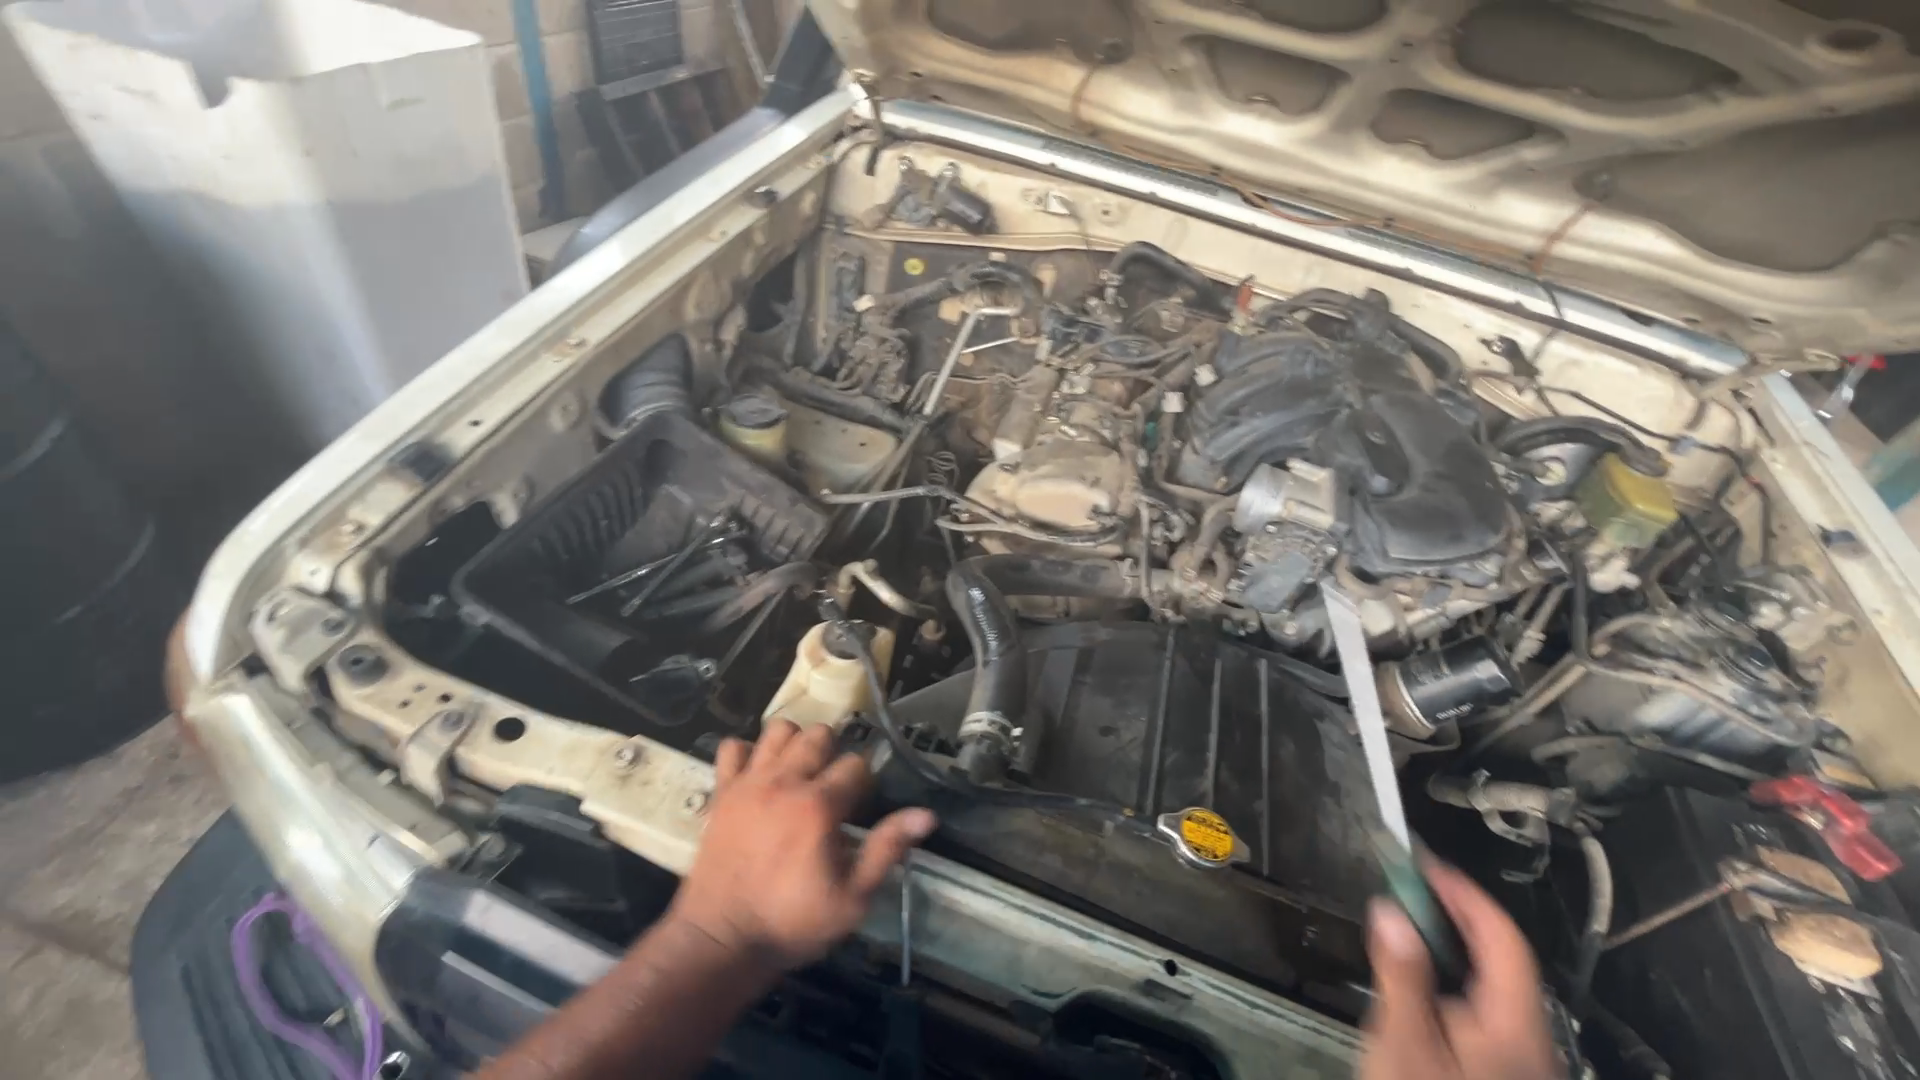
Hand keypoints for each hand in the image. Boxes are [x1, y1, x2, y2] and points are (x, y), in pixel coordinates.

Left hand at [666, 720, 936, 971]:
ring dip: (794, 744)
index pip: (856, 765)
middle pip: (818, 735)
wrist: (720, 941)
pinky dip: (748, 753)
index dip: (864, 783)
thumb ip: (887, 850)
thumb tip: (926, 816)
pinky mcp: (721, 792)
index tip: (858, 808)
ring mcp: (748, 783)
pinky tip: (758, 776)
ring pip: (778, 730)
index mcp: (819, 805)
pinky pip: (732, 747)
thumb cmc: (791, 923)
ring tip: (798, 773)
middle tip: (831, 787)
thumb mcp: (852, 899)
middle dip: (832, 753)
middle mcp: (784, 782)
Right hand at [1360, 858, 1556, 1079]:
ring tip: (1408, 922)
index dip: (1467, 897)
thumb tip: (1391, 910)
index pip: (1504, 941)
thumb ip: (1401, 974)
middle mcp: (1529, 1039)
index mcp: (1514, 1025)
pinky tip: (1419, 982)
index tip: (1425, 865)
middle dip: (1458, 917)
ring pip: (1493, 987)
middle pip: (1504, 962)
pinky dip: (1452, 979)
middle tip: (1411, 887)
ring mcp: (1520, 1061)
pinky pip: (1483, 1010)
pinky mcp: (1502, 1074)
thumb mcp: (1404, 1043)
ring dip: (1453, 947)